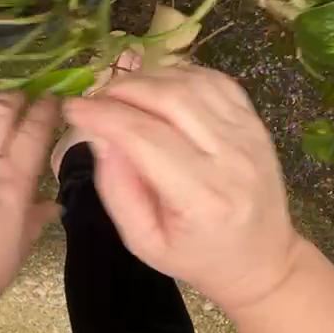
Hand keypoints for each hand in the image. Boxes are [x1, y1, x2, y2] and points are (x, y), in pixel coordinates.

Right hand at [62, 63, 306, 316]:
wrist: (261, 258)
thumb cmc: (196, 256)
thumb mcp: (143, 241)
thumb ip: (117, 190)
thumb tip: (99, 136)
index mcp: (202, 198)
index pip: (145, 137)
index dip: (103, 115)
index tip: (72, 107)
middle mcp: (231, 158)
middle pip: (170, 99)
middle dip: (121, 90)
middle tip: (94, 99)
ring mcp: (248, 134)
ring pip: (191, 82)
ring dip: (147, 78)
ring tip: (120, 94)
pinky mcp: (255, 121)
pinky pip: (214, 80)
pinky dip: (178, 74)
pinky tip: (156, 88)